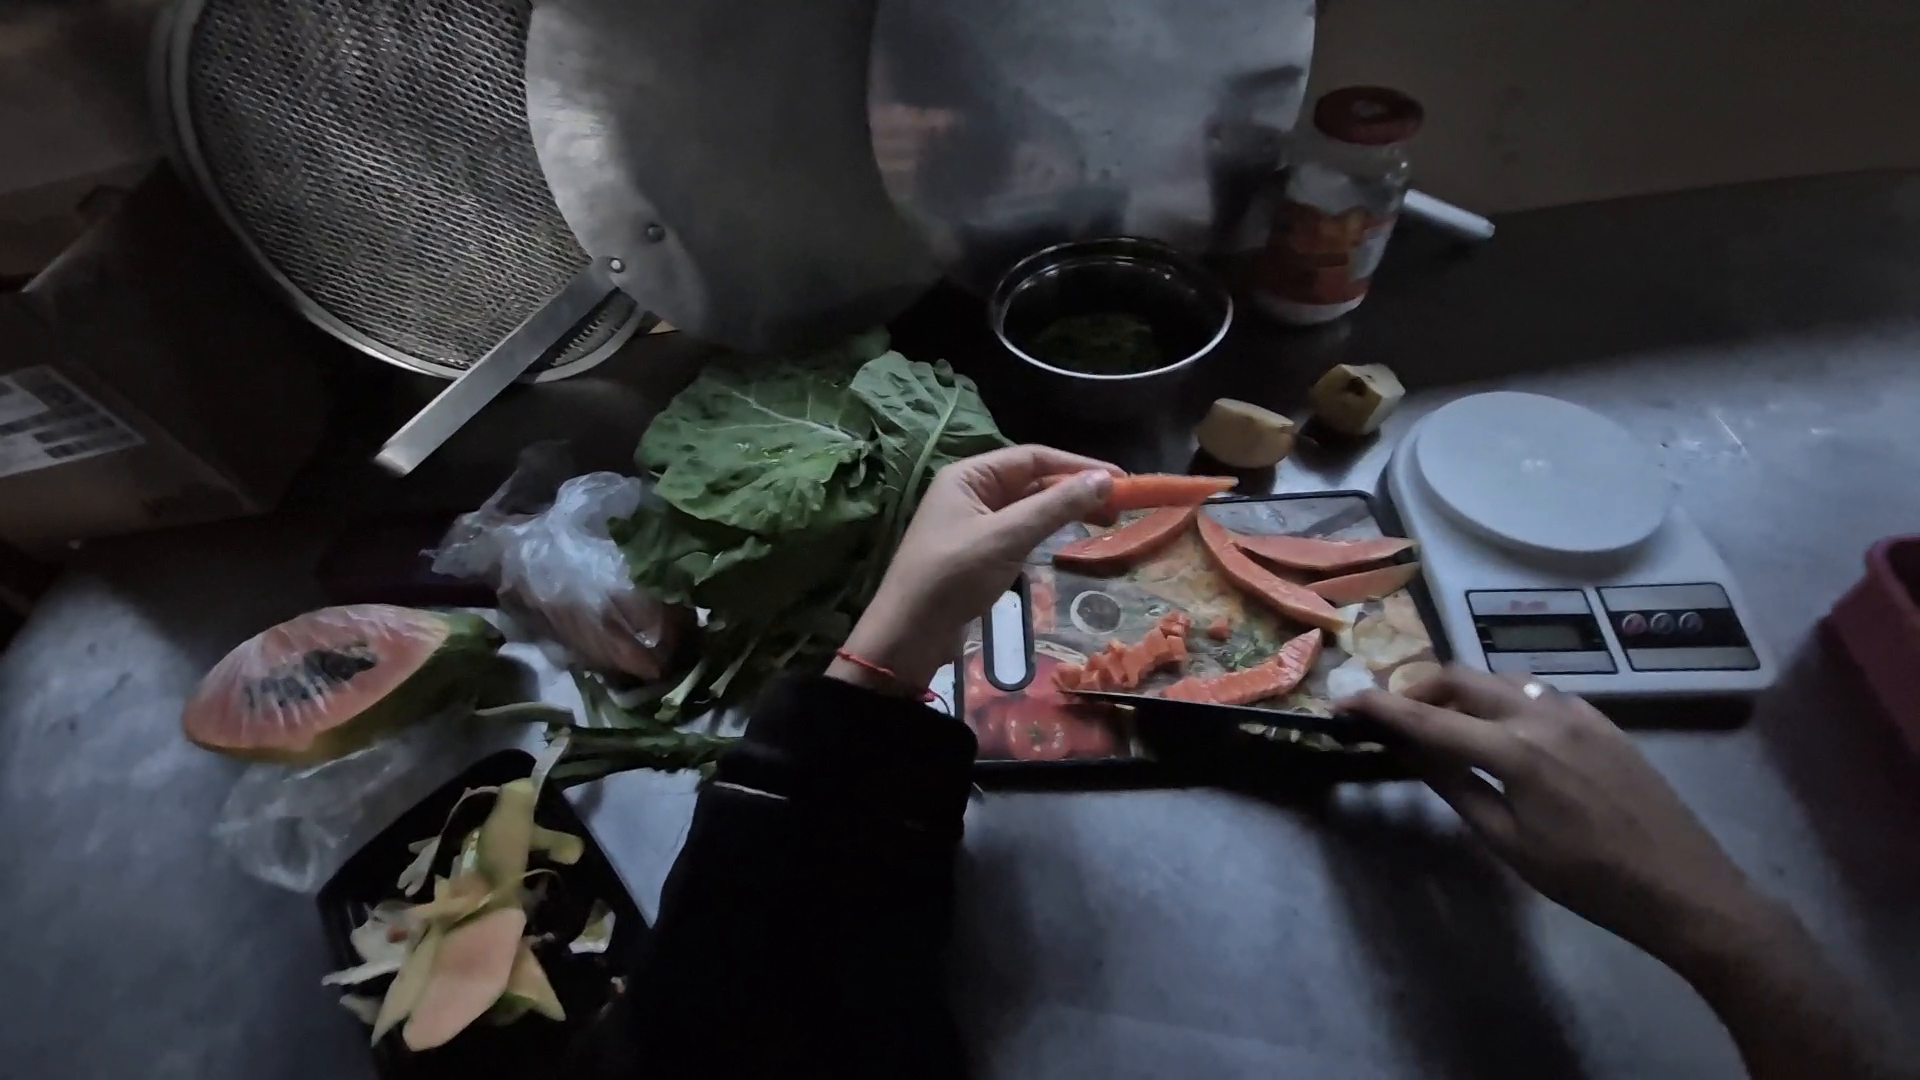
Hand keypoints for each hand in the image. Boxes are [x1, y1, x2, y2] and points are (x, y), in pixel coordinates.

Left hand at [829, 445, 1119, 694]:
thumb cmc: (953, 576)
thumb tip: (1106, 479)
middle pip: (1031, 481)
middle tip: (1119, 508)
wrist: (908, 634)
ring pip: (1027, 508)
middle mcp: (969, 492)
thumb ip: (1056, 506)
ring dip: (1063, 511)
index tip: (1121, 480)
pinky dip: (1045, 533)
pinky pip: (1018, 532)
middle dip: (1074, 490)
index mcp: (969, 476)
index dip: (1078, 465)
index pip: (1032, 457)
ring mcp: (972, 524)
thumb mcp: (1007, 537)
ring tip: (1103, 523)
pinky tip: (1066, 541)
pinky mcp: (976, 553)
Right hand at [1342, 668, 1764, 958]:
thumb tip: (1405, 747)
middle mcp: (1542, 716)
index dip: (1378, 707)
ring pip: (1497, 678)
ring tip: (1446, 721)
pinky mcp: (1601, 719)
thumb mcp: (1506, 840)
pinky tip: (1502, 729)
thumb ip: (1452, 783)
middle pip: (1460, 678)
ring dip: (1460, 691)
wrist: (1693, 894)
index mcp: (1514, 752)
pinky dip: (1500, 699)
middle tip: (1397, 716)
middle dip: (1418, 689)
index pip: (1426, 718)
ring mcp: (1577, 712)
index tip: (1344, 702)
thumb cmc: (1589, 879)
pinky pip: (1534, 691)